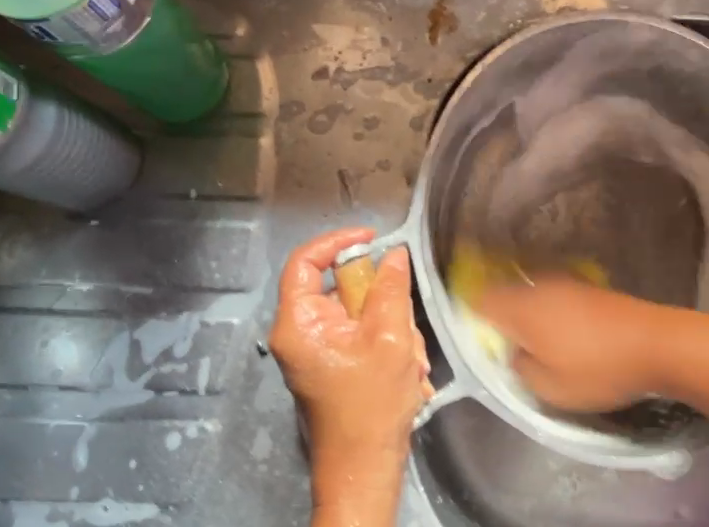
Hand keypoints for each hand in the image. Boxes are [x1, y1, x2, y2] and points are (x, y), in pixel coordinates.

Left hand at [270, 228, 430, 462]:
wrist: (365, 470)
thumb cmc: (370, 405)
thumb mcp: (388, 337)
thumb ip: (391, 288)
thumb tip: (394, 254)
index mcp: (298, 323)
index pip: (305, 261)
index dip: (337, 242)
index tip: (372, 240)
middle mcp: (300, 332)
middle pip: (339, 287)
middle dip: (381, 300)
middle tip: (406, 321)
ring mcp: (317, 349)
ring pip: (358, 311)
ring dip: (391, 326)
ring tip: (410, 356)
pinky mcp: (333, 364)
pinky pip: (361, 334)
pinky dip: (387, 343)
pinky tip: (407, 369)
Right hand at [475, 277, 672, 412]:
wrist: (654, 343)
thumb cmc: (597, 369)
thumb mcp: (550, 387)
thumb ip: (520, 368)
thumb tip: (511, 353)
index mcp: (522, 309)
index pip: (480, 300)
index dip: (468, 313)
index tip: (469, 333)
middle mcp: (538, 287)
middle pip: (503, 292)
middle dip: (495, 311)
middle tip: (498, 341)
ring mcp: (563, 283)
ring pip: (528, 293)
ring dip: (522, 310)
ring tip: (529, 341)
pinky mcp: (585, 288)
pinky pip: (550, 295)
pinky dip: (545, 310)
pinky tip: (558, 332)